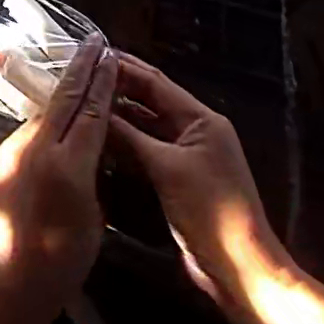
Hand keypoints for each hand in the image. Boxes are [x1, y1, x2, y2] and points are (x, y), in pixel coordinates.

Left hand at [0, 35, 118, 323]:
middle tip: (94, 42)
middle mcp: (35, 148)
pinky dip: (46, 120)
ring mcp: (11, 150)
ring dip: (63, 93)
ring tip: (79, 74)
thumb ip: (92, 175)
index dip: (103, 82)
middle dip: (82, 66)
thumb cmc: (55, 267)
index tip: (110, 56)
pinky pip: (29, 131)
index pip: (91, 112)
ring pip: (44, 112)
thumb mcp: (92, 221)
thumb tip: (90, 148)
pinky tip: (55, 121)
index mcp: (67, 167)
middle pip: (64, 97)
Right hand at [107, 51, 275, 304]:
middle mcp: (194, 129)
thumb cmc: (209, 211)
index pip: (156, 83)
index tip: (95, 55)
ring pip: (147, 126)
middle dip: (120, 87)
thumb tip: (97, 113)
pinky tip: (100, 137)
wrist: (238, 268)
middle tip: (85, 75)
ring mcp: (186, 154)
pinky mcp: (177, 177)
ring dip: (120, 115)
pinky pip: (147, 150)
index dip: (126, 68)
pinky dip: (126, 143)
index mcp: (200, 118)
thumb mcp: (167, 169)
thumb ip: (131, 138)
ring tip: (85, 101)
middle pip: (151, 101)